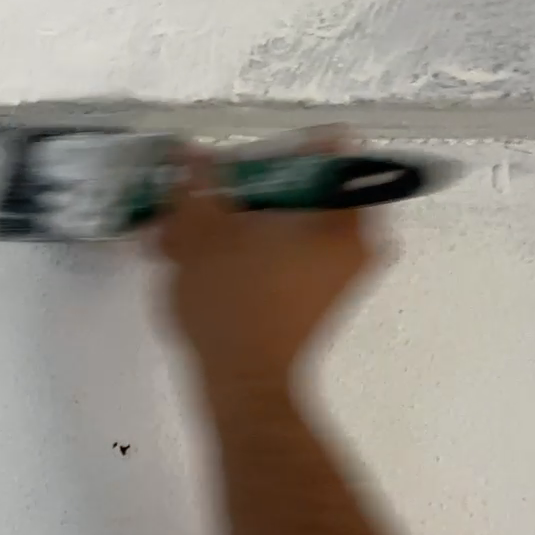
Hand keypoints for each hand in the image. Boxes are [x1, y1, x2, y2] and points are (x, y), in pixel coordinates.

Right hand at [152, 128, 381, 393]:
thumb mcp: (202, 237)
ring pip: (281, 228)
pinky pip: (279, 258)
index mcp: (346, 215)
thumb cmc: (229, 304)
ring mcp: (336, 273)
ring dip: (230, 227)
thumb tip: (190, 152)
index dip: (266, 152)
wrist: (241, 384)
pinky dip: (241, 255)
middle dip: (236, 196)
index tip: (225, 174)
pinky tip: (196, 266)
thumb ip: (197, 188)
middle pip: (296, 191)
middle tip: (192, 209)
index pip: (320, 150)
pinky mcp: (313, 299)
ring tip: (178, 242)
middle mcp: (356, 240)